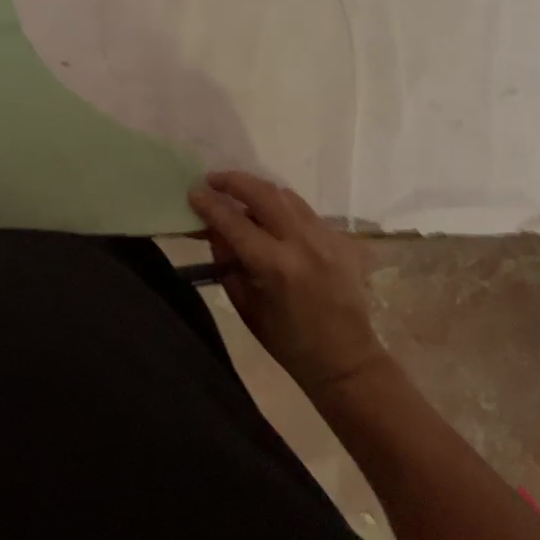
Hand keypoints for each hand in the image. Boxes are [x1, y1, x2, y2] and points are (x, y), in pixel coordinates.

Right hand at [188, 170, 388, 396]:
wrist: (346, 359)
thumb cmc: (287, 342)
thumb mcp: (246, 305)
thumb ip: (227, 263)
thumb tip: (213, 230)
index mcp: (276, 266)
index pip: (234, 222)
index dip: (210, 205)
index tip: (192, 193)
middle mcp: (303, 243)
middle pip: (264, 194)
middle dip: (234, 181)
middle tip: (213, 180)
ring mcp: (327, 238)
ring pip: (287, 196)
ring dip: (259, 191)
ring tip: (239, 194)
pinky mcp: (342, 240)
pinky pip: (305, 212)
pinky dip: (283, 208)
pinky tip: (271, 218)